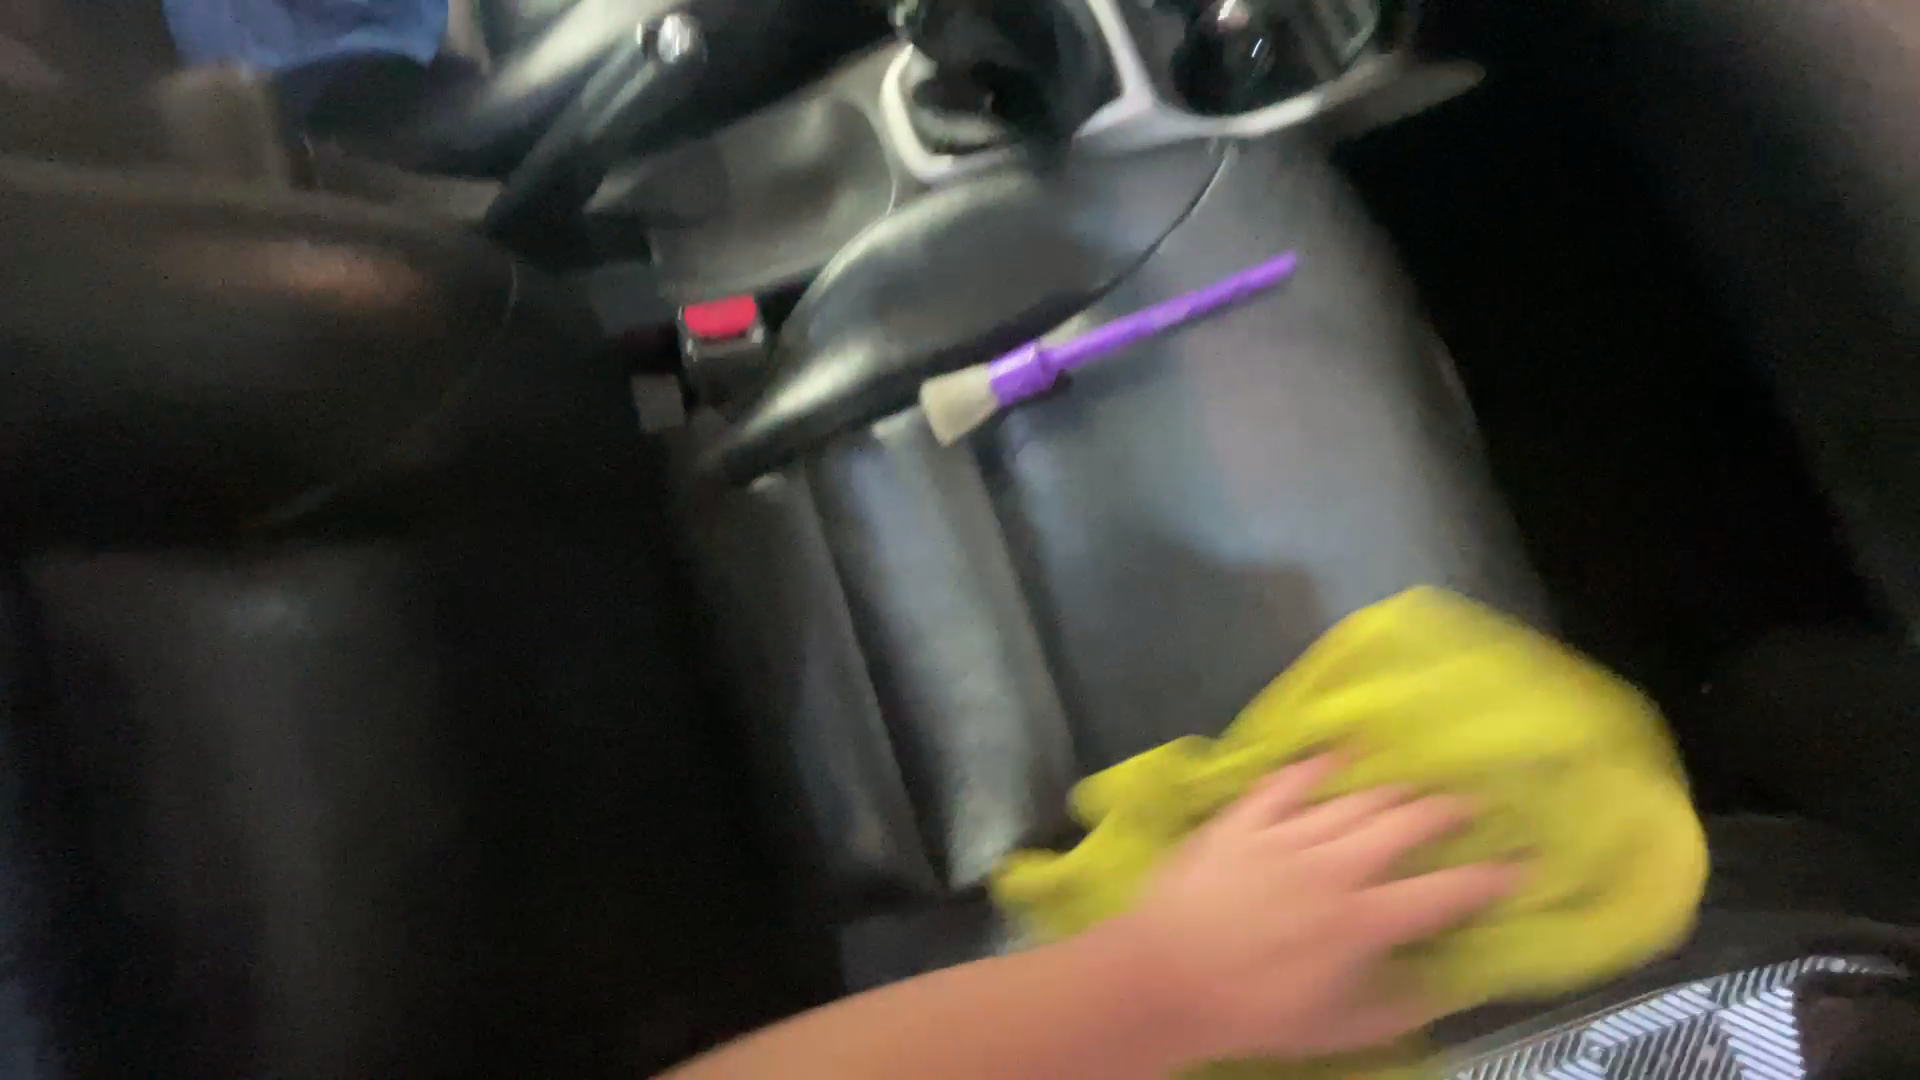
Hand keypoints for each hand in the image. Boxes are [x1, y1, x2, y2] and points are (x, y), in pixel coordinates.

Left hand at [1094, 755, 1520, 1064]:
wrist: (1166, 974)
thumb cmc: (1250, 1009)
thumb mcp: (1335, 1027)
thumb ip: (1393, 1007)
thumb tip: (1436, 988)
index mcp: (1360, 921)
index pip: (1440, 893)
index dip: (1487, 878)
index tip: (1517, 864)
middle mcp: (1329, 868)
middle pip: (1399, 827)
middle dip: (1440, 812)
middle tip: (1464, 803)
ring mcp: (1281, 838)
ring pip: (1347, 802)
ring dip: (1385, 790)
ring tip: (1410, 784)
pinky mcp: (1239, 822)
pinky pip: (1280, 786)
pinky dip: (1309, 768)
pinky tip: (1331, 755)